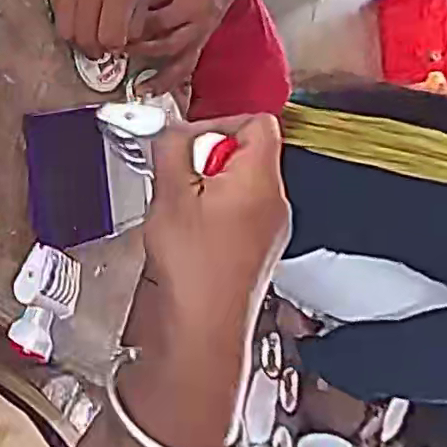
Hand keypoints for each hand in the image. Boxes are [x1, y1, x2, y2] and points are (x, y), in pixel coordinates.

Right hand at [52, 0, 147, 58]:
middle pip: (87, 39)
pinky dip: (69, 22)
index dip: (115, 47)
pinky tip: (80, 16)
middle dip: (96, 49)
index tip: (118, 45)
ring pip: (67, 32)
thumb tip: (125, 41)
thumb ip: (135, 14)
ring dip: (78, 39)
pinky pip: (59, 16)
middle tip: (102, 48)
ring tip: (89, 35)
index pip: (111, 37)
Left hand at [130, 0, 256, 93]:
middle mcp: (197, 28)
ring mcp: (200, 41)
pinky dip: (170, 83)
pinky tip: (154, 92)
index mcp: (189, 6)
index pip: (158, 21)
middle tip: (119, 53)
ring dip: (159, 79)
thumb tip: (125, 13)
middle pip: (167, 45)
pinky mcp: (200, 48)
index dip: (136, 28)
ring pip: (180, 65)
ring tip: (140, 90)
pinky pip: (186, 69)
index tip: (115, 30)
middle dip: (142, 52)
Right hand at [141, 116, 291, 324]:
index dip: (220, 122)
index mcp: (260, 181)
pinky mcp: (257, 243)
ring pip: (239, 178)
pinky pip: (238, 205)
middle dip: (206, 155)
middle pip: (246, 149)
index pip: (259, 122)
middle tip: (181, 177)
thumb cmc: (194, 268)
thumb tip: (174, 129)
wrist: (203, 324)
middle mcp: (275, 200)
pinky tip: (189, 227)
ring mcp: (270, 224)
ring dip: (206, 181)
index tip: (191, 139)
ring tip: (182, 206)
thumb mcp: (170, 193)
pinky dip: (212, 205)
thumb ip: (171, 148)